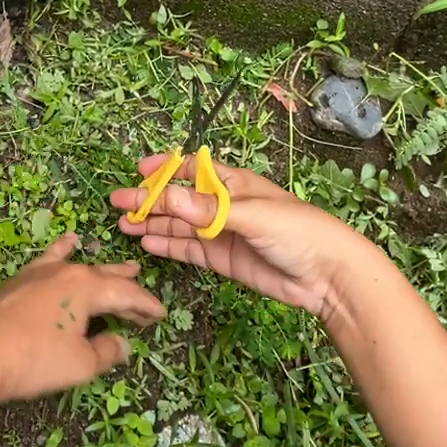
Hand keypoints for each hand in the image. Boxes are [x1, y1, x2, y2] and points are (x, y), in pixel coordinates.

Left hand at [0, 233, 164, 403]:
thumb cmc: (35, 359)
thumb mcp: (80, 363)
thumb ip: (105, 351)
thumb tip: (122, 343)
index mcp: (87, 288)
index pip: (126, 294)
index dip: (146, 305)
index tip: (161, 314)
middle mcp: (66, 272)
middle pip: (105, 278)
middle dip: (127, 288)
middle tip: (144, 296)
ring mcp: (40, 273)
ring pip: (79, 265)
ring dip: (101, 269)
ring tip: (122, 265)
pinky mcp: (19, 281)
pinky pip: (49, 258)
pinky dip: (61, 250)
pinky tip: (66, 242)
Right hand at [110, 155, 374, 318]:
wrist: (329, 276)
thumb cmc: (297, 230)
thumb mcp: (252, 215)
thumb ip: (208, 210)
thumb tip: (167, 198)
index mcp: (233, 183)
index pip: (191, 170)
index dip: (165, 171)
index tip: (139, 173)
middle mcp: (223, 205)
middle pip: (179, 200)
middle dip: (149, 201)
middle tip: (117, 204)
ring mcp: (222, 233)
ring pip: (179, 225)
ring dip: (152, 224)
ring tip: (123, 225)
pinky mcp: (223, 259)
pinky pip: (189, 249)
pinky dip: (167, 245)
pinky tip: (146, 243)